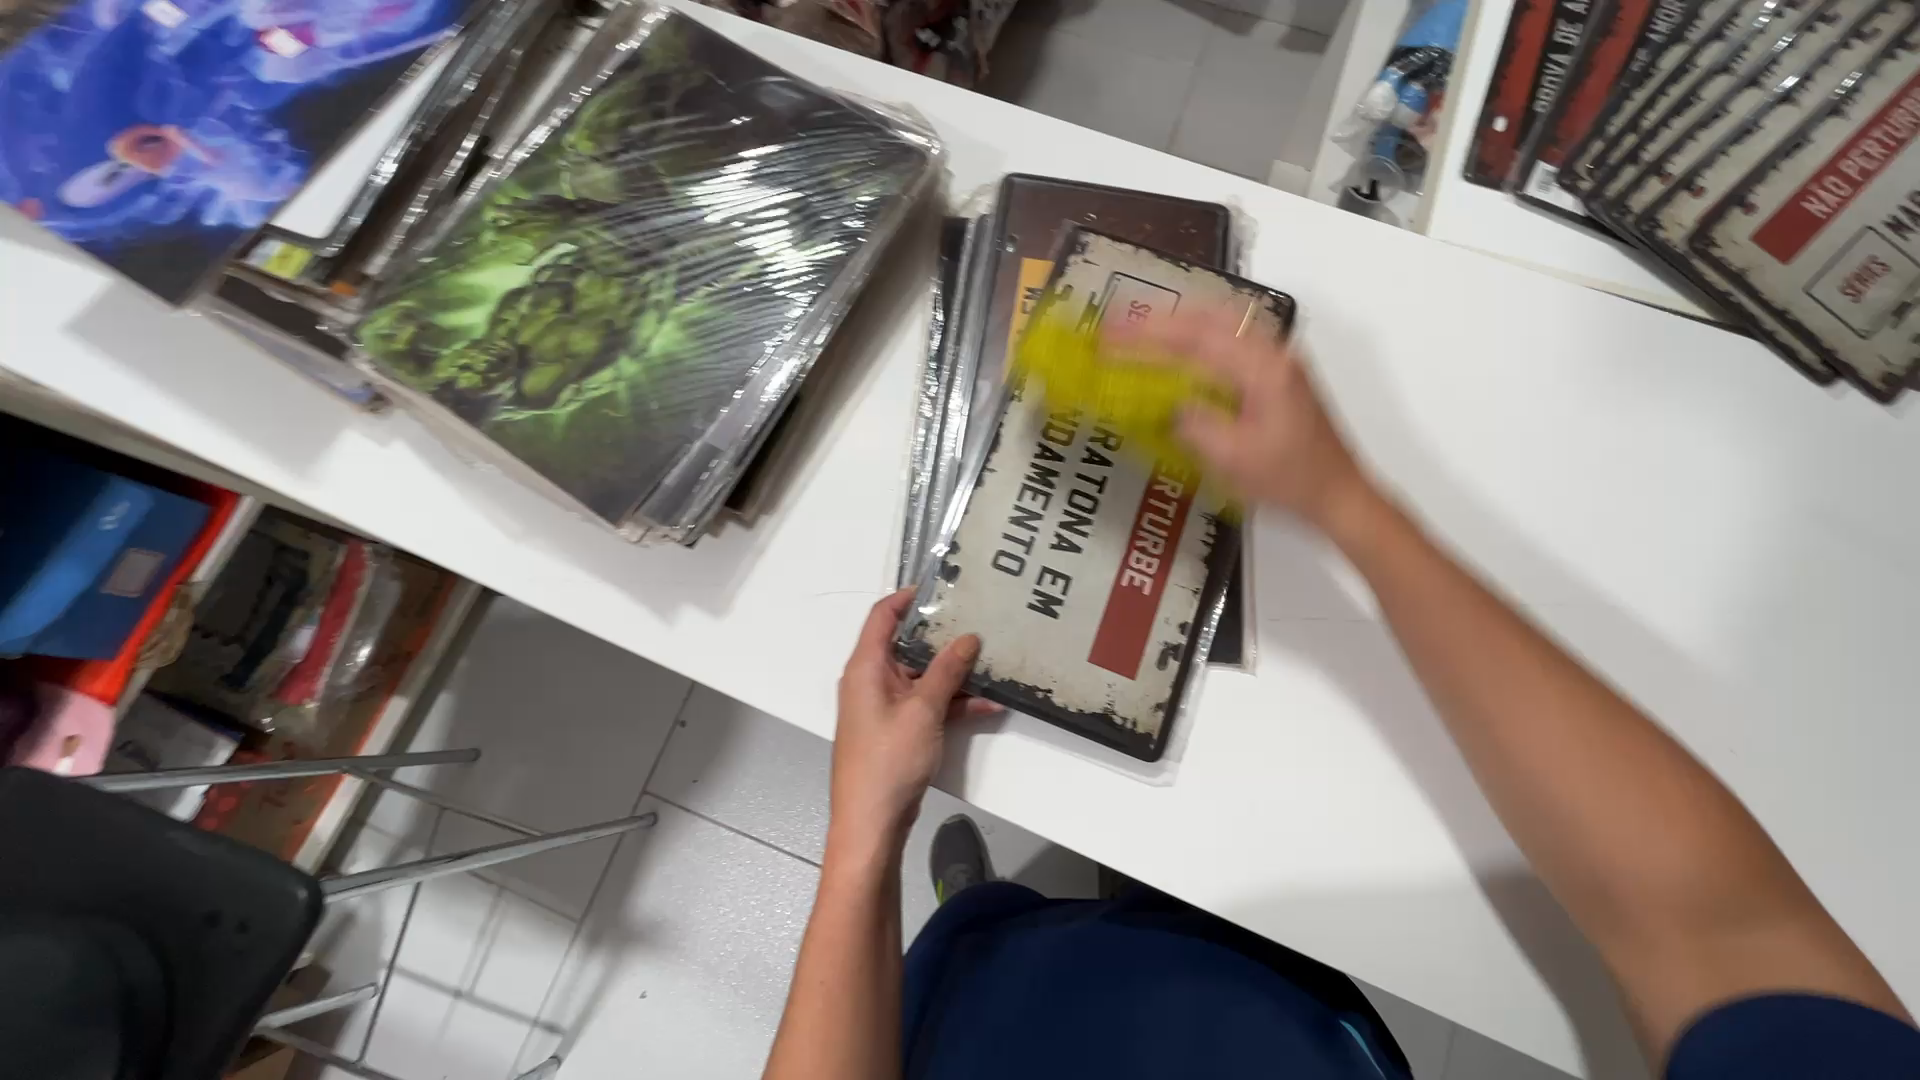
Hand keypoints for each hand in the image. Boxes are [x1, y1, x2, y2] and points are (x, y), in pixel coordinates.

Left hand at [829, 590, 984, 857]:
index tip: (940, 586)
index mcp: (866, 667)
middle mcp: (871, 680)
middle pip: (906, 645)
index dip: (907, 597)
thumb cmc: (889, 759)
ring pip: (921, 677)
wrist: (871, 823)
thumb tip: (968, 638)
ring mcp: (884, 707)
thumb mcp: (923, 710)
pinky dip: (950, 704)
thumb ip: (946, 671)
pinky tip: (987, 706)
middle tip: (978, 620)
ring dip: (953, 674)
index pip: (882, 616)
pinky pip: (925, 705)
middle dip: (942, 637)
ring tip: (991, 662)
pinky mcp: (897, 730)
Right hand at [1111, 310, 1370, 528]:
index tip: (1109, 338)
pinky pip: (1233, 338)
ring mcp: (1279, 360)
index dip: (1146, 336)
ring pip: (1223, 322)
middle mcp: (1272, 352)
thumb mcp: (1234, 459)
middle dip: (1160, 319)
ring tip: (1144, 330)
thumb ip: (1196, 425)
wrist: (1340, 493)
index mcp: (1262, 369)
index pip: (1194, 338)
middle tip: (1119, 326)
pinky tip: (1182, 349)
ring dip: (1180, 322)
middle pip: (1209, 316)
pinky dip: (1200, 336)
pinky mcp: (1278, 373)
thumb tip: (1170, 406)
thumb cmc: (1290, 479)